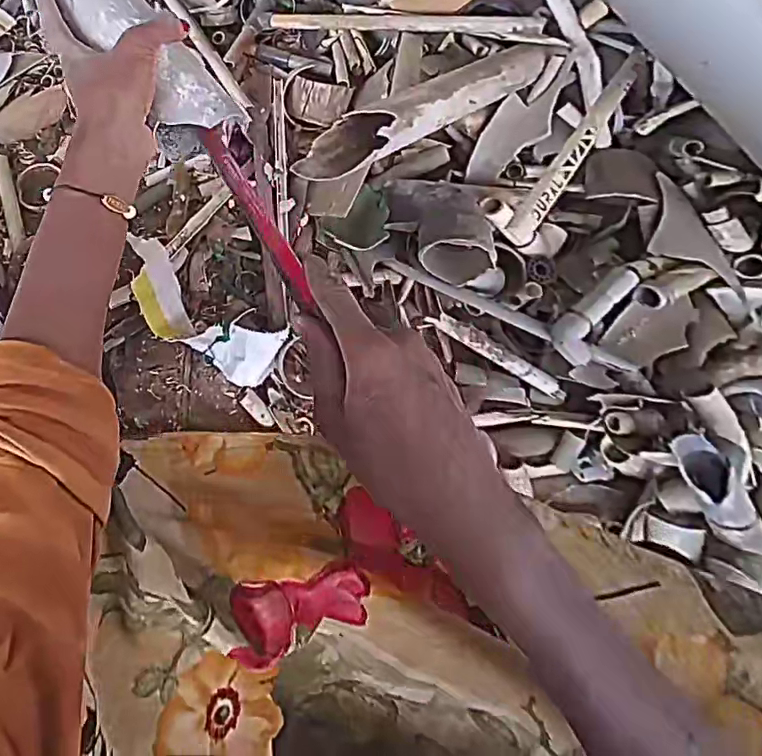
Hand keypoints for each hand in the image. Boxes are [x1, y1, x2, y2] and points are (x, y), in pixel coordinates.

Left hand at [36, 0, 184, 197]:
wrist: (119, 144)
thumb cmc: (109, 104)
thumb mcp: (133, 51)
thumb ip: (152, 32)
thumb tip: (170, 24)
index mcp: (72, 55)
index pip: (52, 20)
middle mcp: (82, 74)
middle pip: (79, 41)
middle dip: (87, 24)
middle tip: (94, 6)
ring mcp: (101, 92)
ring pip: (107, 64)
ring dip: (120, 51)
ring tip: (135, 36)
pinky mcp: (122, 107)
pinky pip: (132, 85)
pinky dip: (144, 76)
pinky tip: (158, 71)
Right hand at [296, 258, 515, 541]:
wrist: (460, 500)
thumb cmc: (392, 468)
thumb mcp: (335, 418)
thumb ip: (319, 363)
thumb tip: (308, 325)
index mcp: (368, 350)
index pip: (334, 295)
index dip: (313, 275)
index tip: (301, 262)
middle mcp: (401, 341)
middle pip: (357, 315)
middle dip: (336, 329)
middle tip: (320, 362)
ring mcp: (425, 353)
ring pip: (379, 335)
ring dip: (361, 351)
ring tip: (356, 400)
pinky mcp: (440, 369)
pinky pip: (400, 352)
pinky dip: (383, 364)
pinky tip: (384, 407)